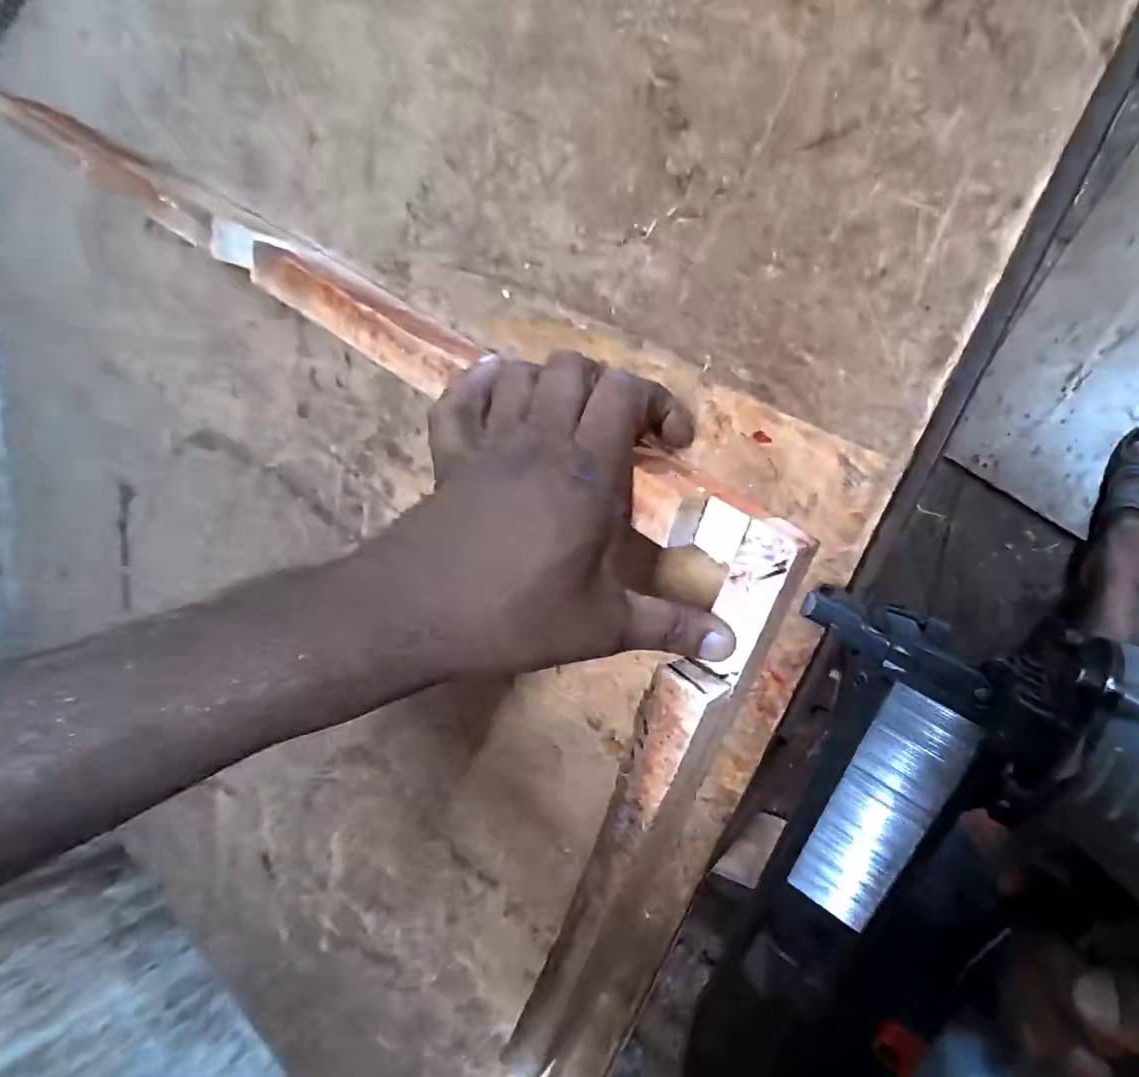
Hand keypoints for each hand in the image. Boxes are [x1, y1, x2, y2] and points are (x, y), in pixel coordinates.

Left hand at [353, 351, 736, 677]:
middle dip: (614, 391)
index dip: (660, 404)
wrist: (407, 618)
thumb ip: (672, 627)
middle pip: (579, 369)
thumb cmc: (516, 616)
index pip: (626, 393)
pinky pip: (463, 395)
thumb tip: (731, 645)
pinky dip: (488, 386)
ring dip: (559, 386)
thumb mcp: (606, 626)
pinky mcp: (449, 456)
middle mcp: (540, 442)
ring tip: (579, 424)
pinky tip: (507, 400)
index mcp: (586, 472)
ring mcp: (489, 443)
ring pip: (526, 372)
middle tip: (631, 437)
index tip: (674, 444)